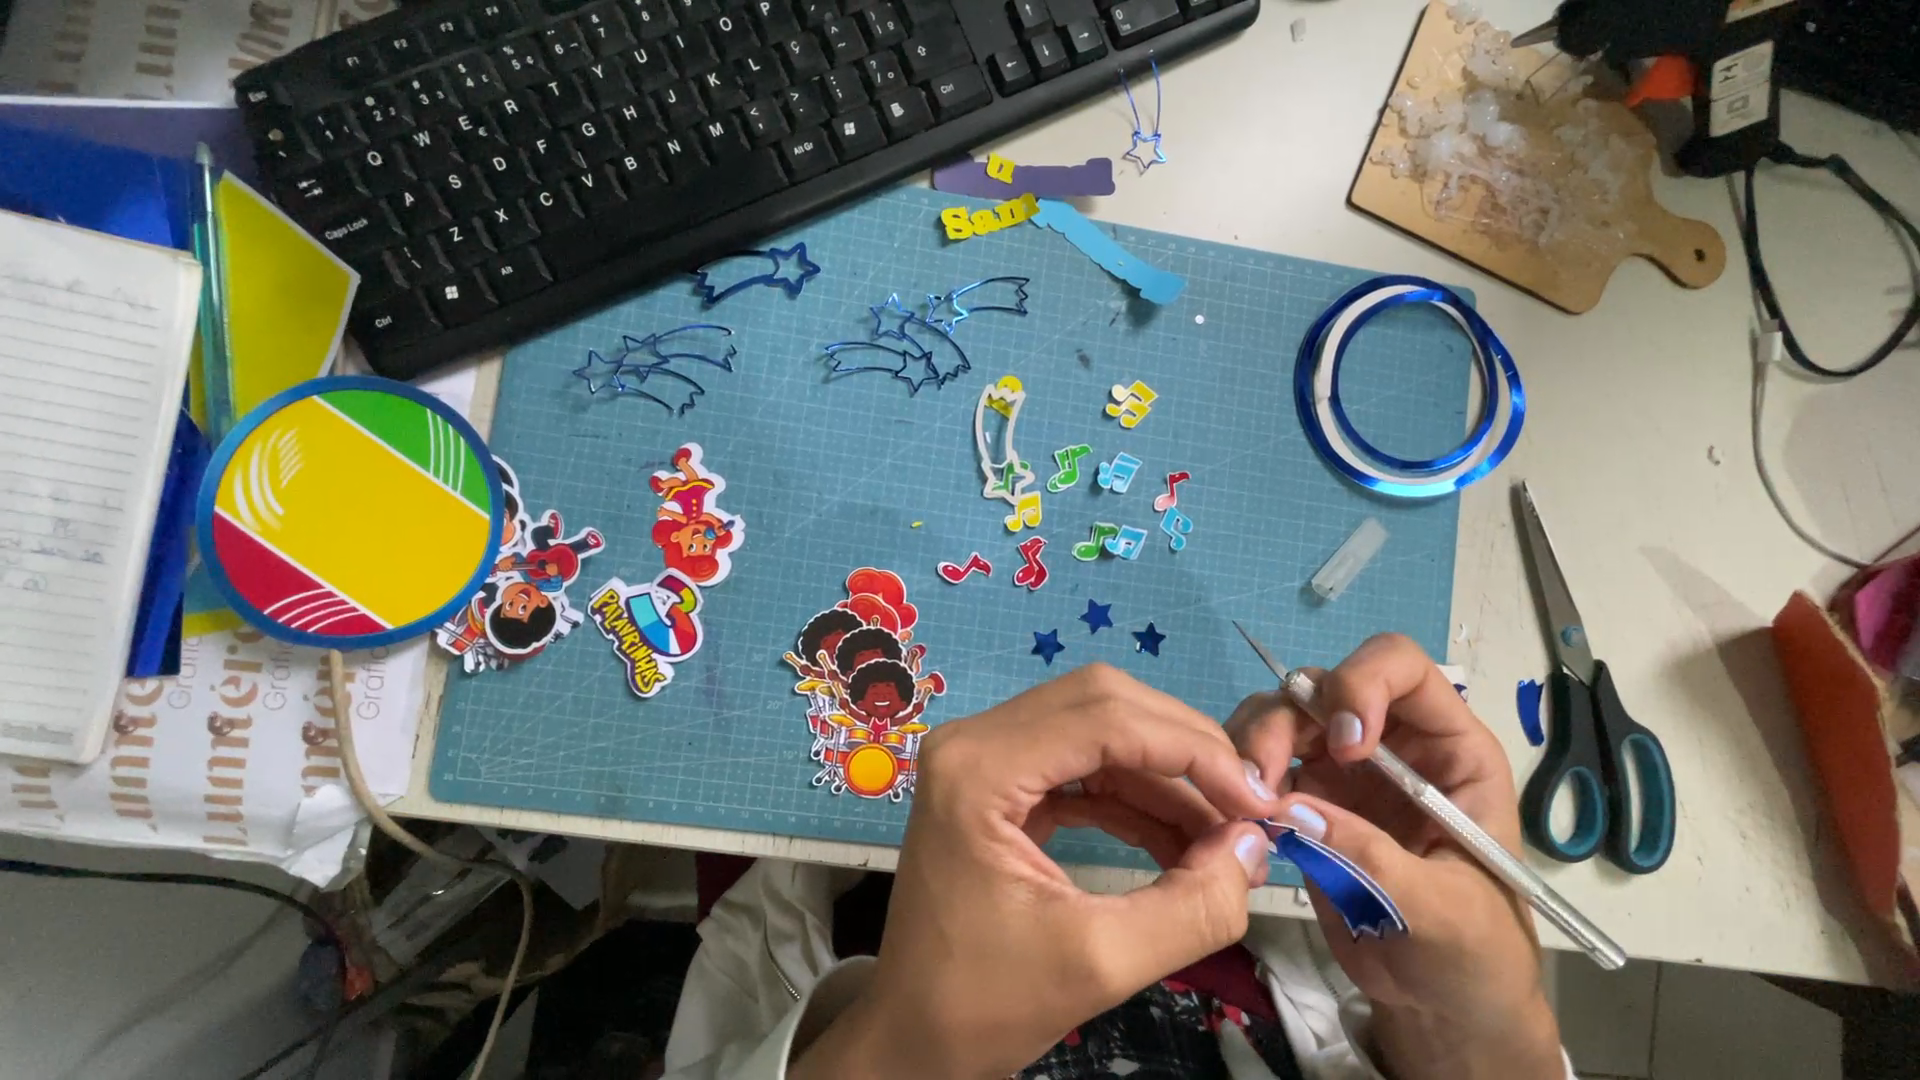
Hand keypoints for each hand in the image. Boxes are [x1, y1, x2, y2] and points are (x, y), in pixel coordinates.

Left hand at [791, 664, 1280, 1079]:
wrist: (914, 1033)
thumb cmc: (985, 1002)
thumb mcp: (1100, 963)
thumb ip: (1192, 906)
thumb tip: (1255, 846)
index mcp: (980, 768)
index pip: (1105, 718)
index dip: (1192, 751)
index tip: (1257, 802)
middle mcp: (976, 740)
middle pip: (1101, 703)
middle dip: (1181, 748)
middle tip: (1243, 804)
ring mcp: (984, 755)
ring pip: (1097, 728)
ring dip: (1164, 776)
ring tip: (1222, 835)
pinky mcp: (1000, 781)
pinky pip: (1081, 766)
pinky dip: (1135, 796)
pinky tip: (1181, 841)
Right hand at [1227, 634, 1562, 1078]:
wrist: (1436, 999)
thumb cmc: (1472, 953)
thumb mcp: (1445, 915)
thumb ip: (1376, 861)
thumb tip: (1293, 809)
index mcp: (1445, 747)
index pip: (1400, 669)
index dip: (1363, 685)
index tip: (1343, 747)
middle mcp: (1385, 739)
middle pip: (1319, 687)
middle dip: (1282, 724)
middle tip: (1258, 782)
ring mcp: (1338, 765)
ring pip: (1278, 716)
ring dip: (1251, 747)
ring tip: (1243, 803)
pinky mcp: (1301, 793)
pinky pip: (1256, 760)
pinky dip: (1235, 777)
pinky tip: (1236, 814)